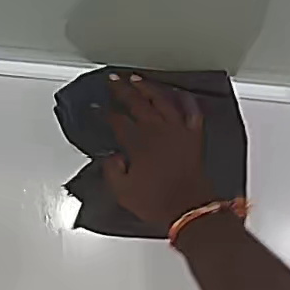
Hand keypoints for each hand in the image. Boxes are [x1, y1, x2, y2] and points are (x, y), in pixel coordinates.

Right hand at [100, 74, 215, 229]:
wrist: (188, 210)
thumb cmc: (156, 202)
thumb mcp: (123, 191)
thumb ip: (112, 170)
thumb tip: (112, 157)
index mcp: (139, 144)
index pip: (118, 121)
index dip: (105, 112)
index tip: (96, 107)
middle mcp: (158, 131)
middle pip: (138, 103)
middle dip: (122, 90)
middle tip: (112, 81)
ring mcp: (178, 131)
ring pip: (162, 100)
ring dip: (147, 87)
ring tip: (136, 79)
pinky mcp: (193, 136)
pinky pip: (191, 111)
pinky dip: (184, 99)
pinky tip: (178, 92)